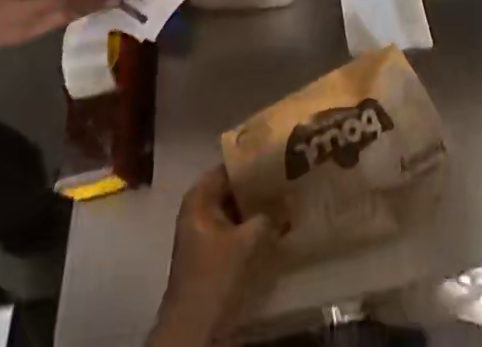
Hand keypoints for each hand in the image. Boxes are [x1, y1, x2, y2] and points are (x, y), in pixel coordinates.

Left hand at [150, 167, 278, 346]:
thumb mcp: (246, 241)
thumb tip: (286, 200)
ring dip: (257, 205)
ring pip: (236, 207)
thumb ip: (267, 216)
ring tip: (288, 195)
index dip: (251, 160)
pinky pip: (236, 226)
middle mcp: (199, 208)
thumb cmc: (214, 274)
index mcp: (198, 197)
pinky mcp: (213, 250)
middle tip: (288, 175)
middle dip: (258, 183)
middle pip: (231, 186)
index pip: (227, 166)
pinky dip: (253, 223)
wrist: (193, 325)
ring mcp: (205, 231)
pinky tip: (277, 223)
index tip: (278, 155)